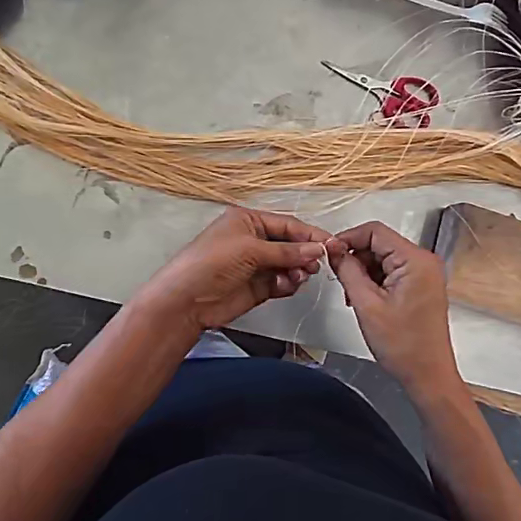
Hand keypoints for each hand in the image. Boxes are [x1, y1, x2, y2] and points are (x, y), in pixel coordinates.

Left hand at [127, 207, 332, 331]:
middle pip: (291, 244)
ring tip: (297, 277)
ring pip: (290, 265)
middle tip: (317, 265)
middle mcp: (253, 239)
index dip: (310, 234)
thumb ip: (286, 251)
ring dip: (298, 270)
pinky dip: (288, 284)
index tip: (333, 245)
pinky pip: (283, 282)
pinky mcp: (258, 286)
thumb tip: (318, 249)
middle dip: (305, 254)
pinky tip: (284, 286)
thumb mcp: (249, 250)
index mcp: (247, 220)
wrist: (187, 300)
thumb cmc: (210, 263)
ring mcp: (256, 264)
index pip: (287, 224)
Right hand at [328, 221, 463, 399]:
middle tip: (339, 279)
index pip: (374, 231)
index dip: (347, 238)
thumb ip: (347, 269)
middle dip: (354, 257)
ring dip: (362, 270)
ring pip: (381, 257)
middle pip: (378, 243)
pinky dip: (372, 280)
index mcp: (415, 261)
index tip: (328, 253)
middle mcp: (423, 262)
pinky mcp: (419, 285)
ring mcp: (423, 274)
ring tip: (353, 295)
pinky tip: (363, 298)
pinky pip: (389, 270)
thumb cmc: (402, 344)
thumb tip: (331, 248)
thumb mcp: (365, 302)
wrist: (428, 376)